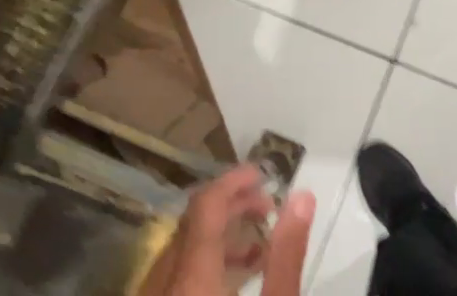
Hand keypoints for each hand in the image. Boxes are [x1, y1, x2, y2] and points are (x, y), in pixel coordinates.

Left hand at [139, 165, 316, 295]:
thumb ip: (286, 255)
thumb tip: (301, 197)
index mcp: (192, 277)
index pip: (206, 206)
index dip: (233, 181)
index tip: (262, 172)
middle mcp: (164, 283)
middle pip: (192, 224)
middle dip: (231, 206)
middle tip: (268, 206)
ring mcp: (155, 295)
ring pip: (180, 250)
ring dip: (217, 235)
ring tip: (257, 241)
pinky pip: (172, 275)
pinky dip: (202, 261)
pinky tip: (233, 275)